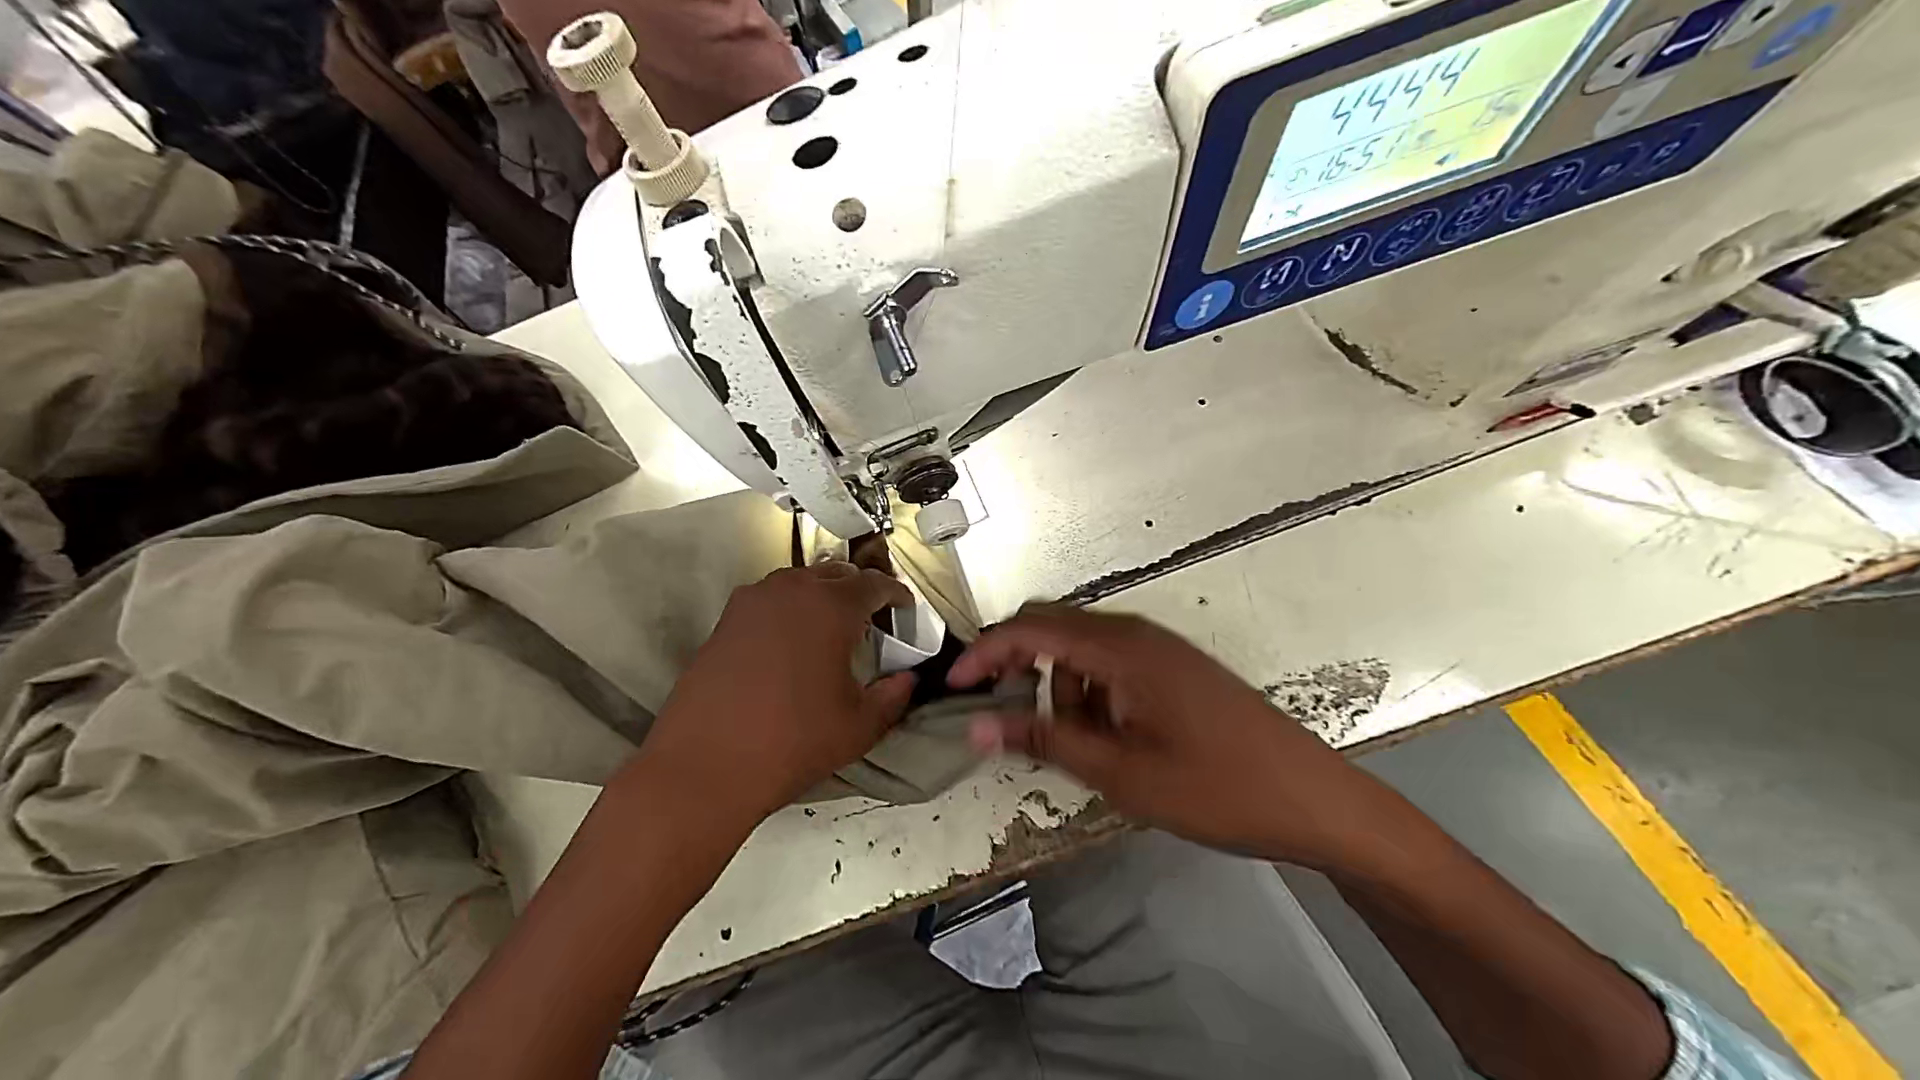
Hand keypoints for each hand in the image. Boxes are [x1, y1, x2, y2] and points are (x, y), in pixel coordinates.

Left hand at [630, 562, 916, 823]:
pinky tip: (792, 641)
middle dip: (860, 590)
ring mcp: (752, 602)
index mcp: (831, 607)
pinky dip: (791, 607)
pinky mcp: (725, 620)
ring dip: (823, 594)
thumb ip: (893, 697)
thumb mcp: (859, 726)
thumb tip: (907, 680)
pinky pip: (770, 598)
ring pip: (800, 581)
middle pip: (836, 574)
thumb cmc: (792, 742)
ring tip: (834, 626)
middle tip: (874, 617)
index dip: (896, 593)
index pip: (874, 584)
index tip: (906, 606)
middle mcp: (791, 590)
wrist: (704, 765)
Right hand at [949, 606, 1398, 867]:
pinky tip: (1112, 738)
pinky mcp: (1174, 669)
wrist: (1313, 800)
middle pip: (1053, 628)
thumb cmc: (1215, 788)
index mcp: (1121, 648)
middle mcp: (1137, 634)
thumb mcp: (1118, 772)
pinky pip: (1112, 666)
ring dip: (1061, 688)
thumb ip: (1044, 739)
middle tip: (1001, 714)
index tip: (954, 687)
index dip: (985, 653)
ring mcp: (1160, 649)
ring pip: (1082, 650)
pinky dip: (1092, 694)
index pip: (1030, 629)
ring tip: (1079, 744)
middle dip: (1018, 665)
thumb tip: (976, 725)